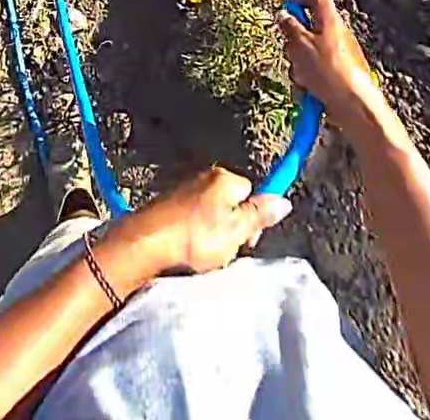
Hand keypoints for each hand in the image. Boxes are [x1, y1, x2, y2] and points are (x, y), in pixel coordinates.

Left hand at [116, 166, 290, 277]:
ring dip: (211, 233)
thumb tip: (283, 201)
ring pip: (211, 213)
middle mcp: (204, 176)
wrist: (146, 242)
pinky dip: (192, 234)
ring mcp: (185, 188)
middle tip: (223, 250)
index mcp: (224, 178)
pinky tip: (186, 250)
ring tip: (202, 254)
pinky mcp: (169, 203)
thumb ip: (260, 215)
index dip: (251, 218)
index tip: (244, 240)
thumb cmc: (195, 238)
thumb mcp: (236, 231)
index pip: (251, 192)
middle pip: (231, 202)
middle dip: (231, 227)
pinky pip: (192, 219)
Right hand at [277, 0, 387, 129]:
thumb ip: (289, 27)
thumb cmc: (327, 69)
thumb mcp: (300, 44)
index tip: (288, 4)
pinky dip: (309, 79)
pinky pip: (317, 71)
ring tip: (302, 77)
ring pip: (310, 52)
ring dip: (300, 64)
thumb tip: (283, 15)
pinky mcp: (339, 74)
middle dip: (295, 41)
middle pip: (310, 28)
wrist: (353, 104)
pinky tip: (309, 91)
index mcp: (330, 20)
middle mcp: (337, 34)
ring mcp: (340, 55)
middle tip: (291, 51)